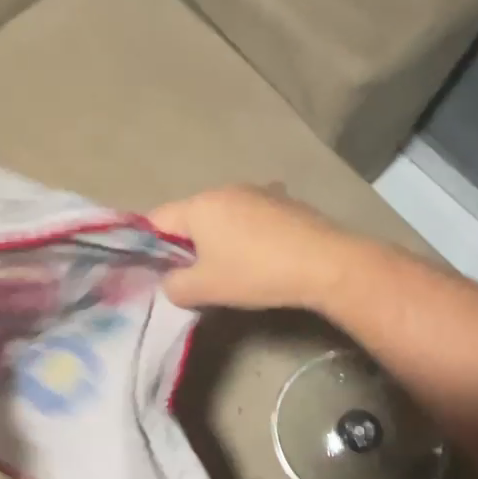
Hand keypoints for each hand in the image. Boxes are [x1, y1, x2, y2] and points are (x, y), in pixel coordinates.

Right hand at [149, 185, 357, 310]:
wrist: (327, 264)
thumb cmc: (256, 273)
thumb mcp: (204, 289)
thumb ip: (174, 286)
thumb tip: (171, 282)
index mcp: (199, 205)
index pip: (156, 221)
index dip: (150, 247)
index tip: (158, 272)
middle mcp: (224, 189)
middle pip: (190, 217)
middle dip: (187, 245)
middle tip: (194, 276)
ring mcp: (258, 191)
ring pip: (222, 216)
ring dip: (219, 238)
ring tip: (232, 267)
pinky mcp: (284, 201)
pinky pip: (251, 217)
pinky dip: (247, 234)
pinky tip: (262, 255)